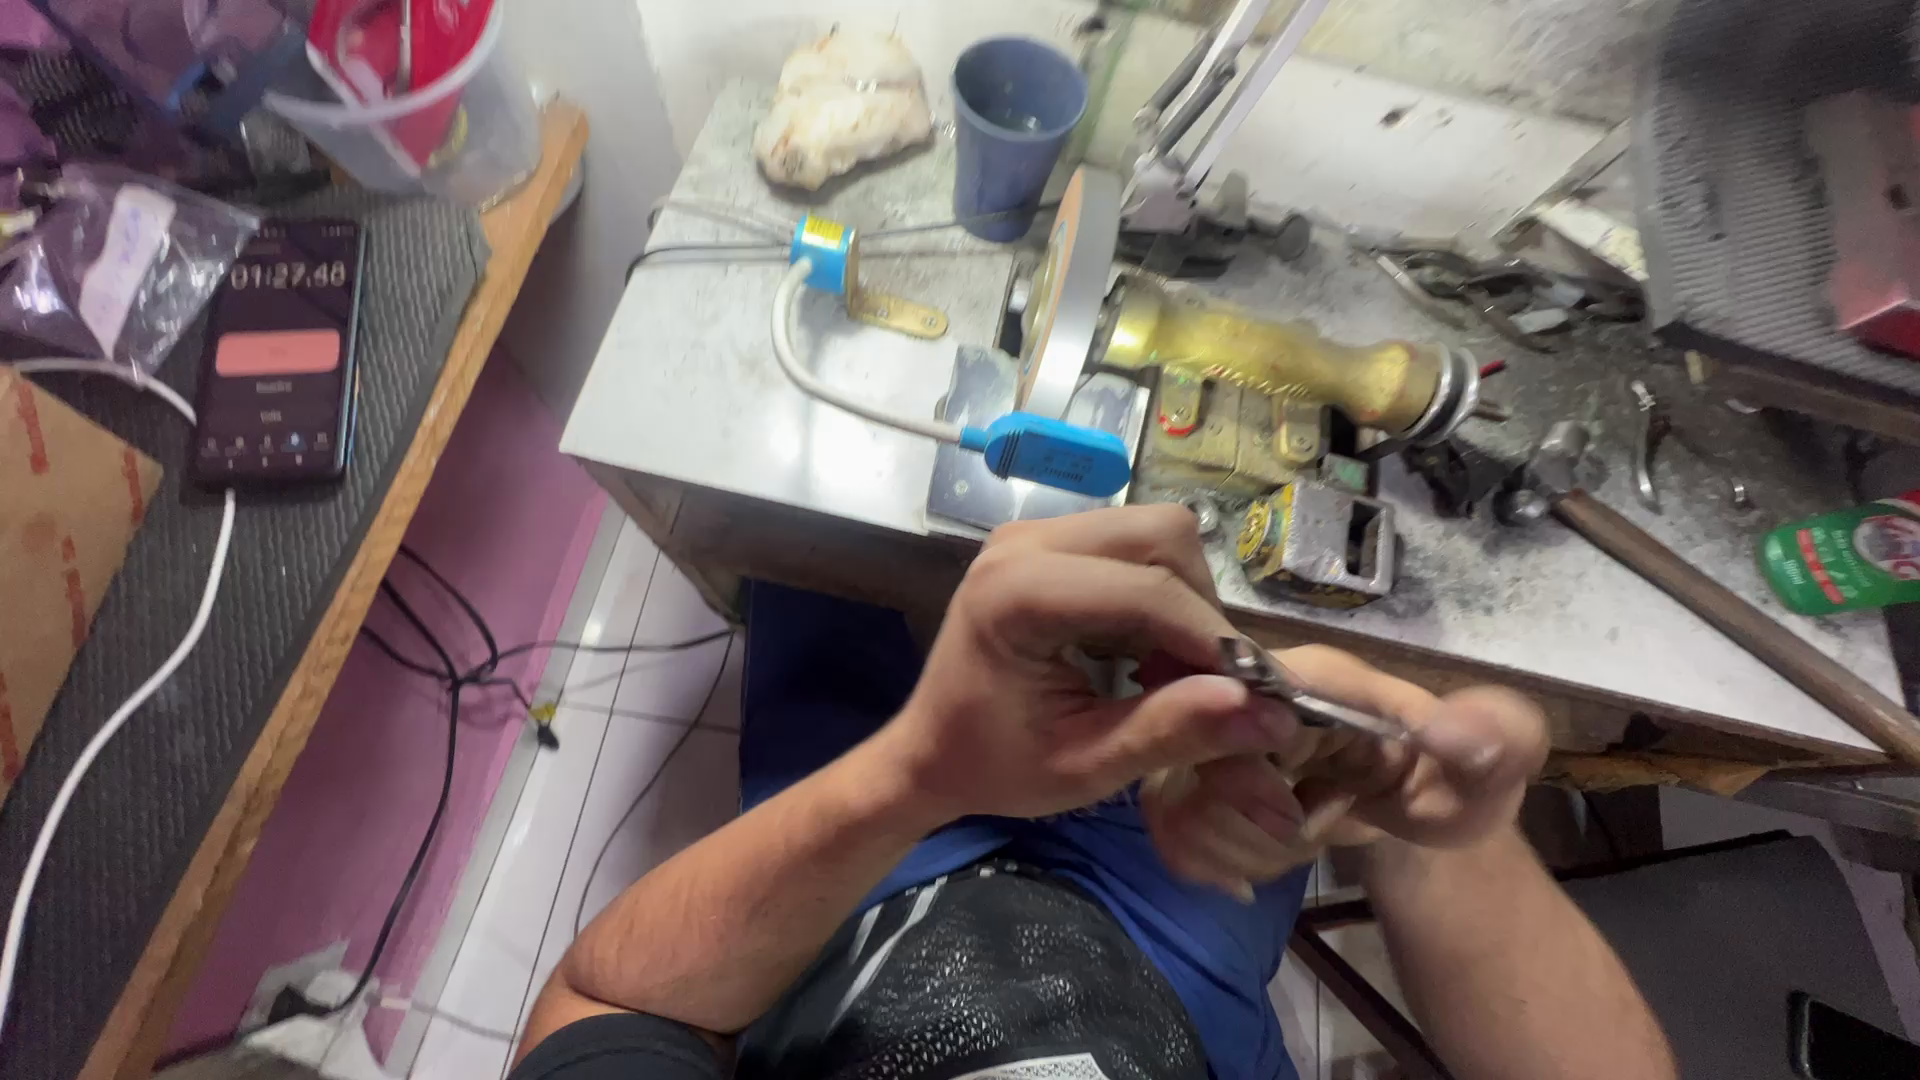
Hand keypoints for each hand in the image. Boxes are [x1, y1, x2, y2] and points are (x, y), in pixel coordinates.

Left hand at [865, 505, 1305, 823]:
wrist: (931, 748)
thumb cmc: (994, 765)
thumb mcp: (1084, 766)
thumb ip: (1171, 732)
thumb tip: (1272, 713)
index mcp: (1015, 592)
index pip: (1145, 591)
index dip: (1212, 639)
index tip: (1258, 693)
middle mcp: (1023, 542)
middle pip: (1161, 535)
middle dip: (1200, 608)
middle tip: (1203, 680)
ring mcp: (1033, 533)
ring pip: (1155, 533)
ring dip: (1183, 599)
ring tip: (1170, 671)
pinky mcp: (1046, 541)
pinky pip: (1132, 544)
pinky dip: (1159, 594)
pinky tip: (1142, 651)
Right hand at [1141, 645, 1547, 895]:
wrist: (1406, 811)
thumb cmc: (1446, 780)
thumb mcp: (1493, 761)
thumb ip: (1496, 734)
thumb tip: (1452, 735)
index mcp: (1304, 674)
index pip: (1230, 691)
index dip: (1243, 751)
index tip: (1295, 809)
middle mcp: (1238, 697)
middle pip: (1188, 754)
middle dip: (1248, 817)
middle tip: (1306, 827)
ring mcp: (1205, 743)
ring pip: (1178, 805)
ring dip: (1247, 847)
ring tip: (1302, 837)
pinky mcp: (1189, 788)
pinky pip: (1174, 836)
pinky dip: (1218, 865)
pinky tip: (1263, 861)